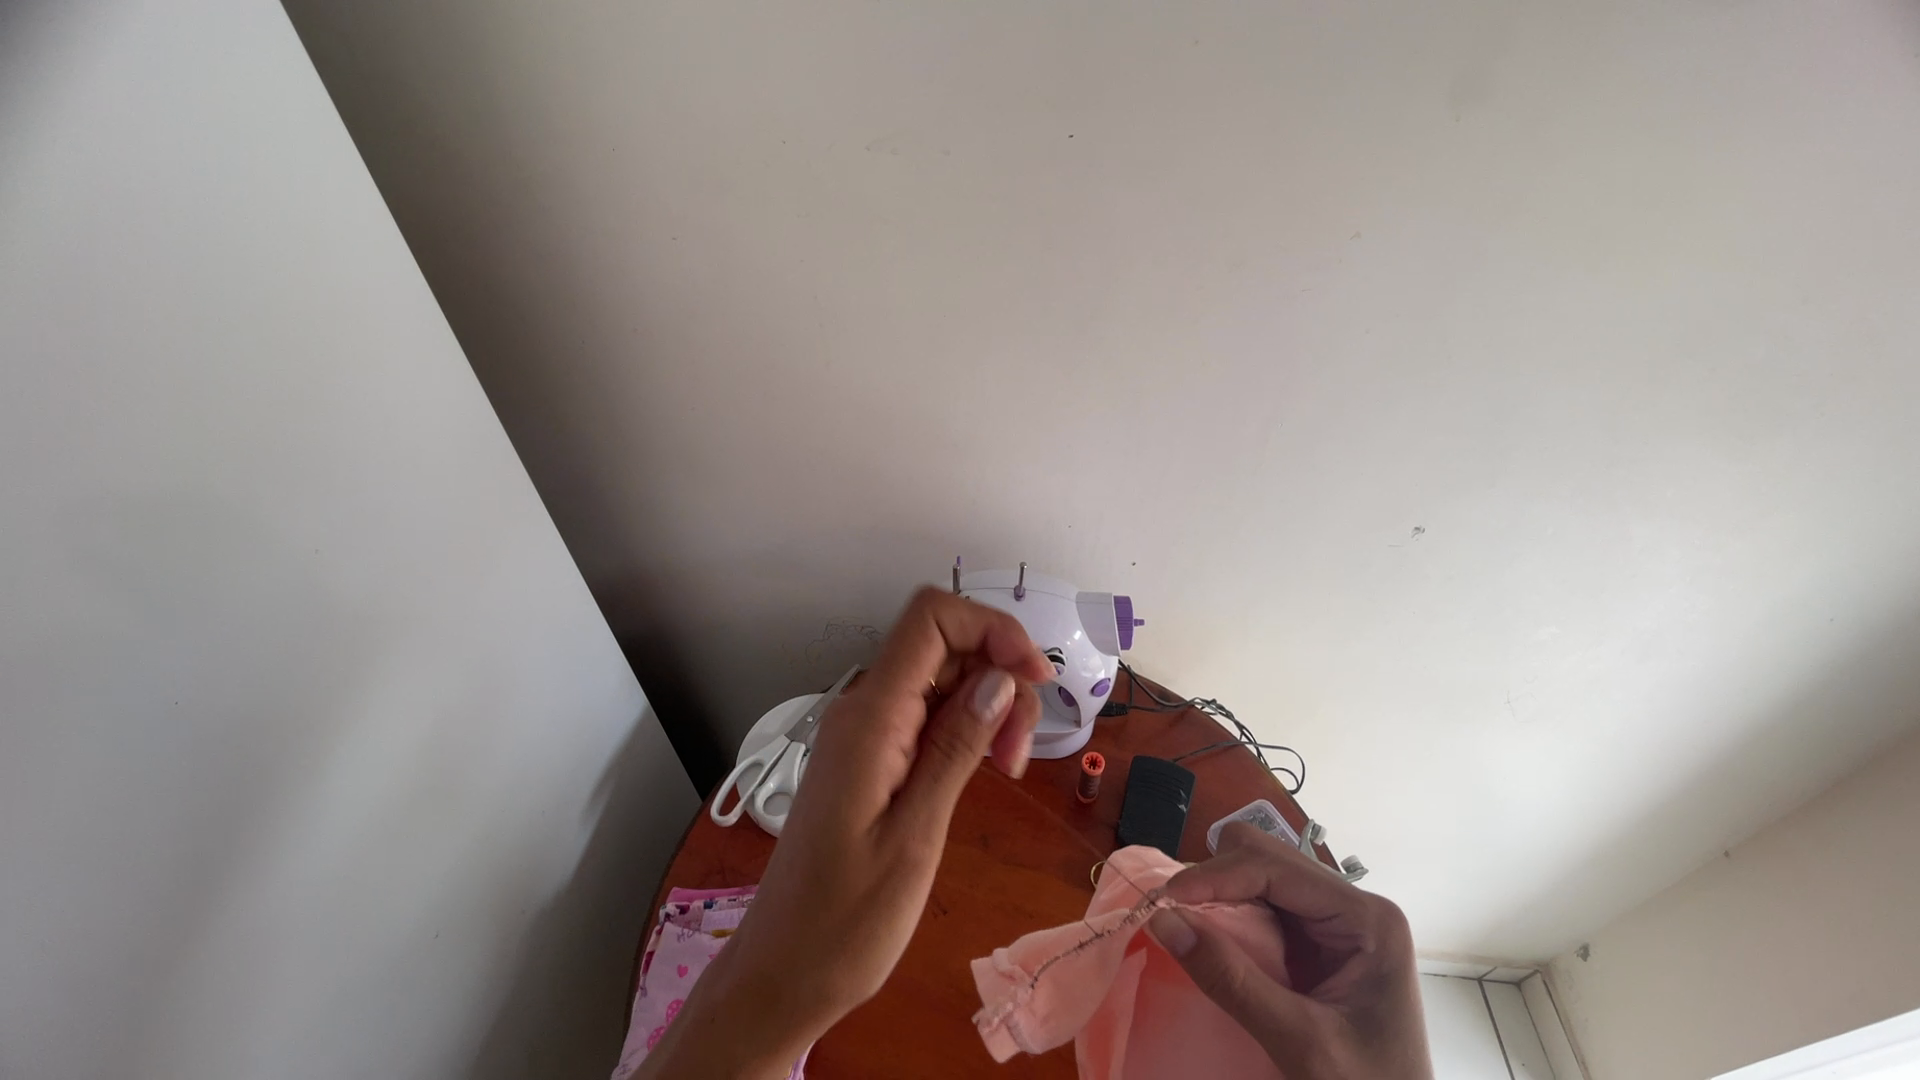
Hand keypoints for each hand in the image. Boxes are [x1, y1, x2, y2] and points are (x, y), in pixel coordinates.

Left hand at [638, 587, 1052, 1078]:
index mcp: (870, 718)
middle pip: (945, 646)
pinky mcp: (873, 756)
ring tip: (1007, 769)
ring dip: (990, 707)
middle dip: (1000, 677)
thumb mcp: (915, 836)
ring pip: (944, 679)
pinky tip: (985, 767)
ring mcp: (867, 732)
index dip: (991, 627)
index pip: (930, 618)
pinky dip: (968, 729)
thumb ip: (956, 748)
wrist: (782, 974)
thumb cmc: (845, 923)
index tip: (1036, 679)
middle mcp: (865, 709)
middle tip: (1020, 754)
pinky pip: (929, 715)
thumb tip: (1001, 679)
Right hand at [1146, 823, 1433, 1079]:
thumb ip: (1233, 981)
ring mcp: (1331, 921)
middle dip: (1214, 877)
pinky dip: (1226, 914)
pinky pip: (1257, 905)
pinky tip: (1211, 940)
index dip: (1215, 875)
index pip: (1275, 866)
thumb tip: (1163, 920)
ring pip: (1255, 874)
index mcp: (1365, 918)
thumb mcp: (1302, 1043)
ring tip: (1187, 925)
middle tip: (1174, 913)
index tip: (1164, 899)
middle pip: (1264, 856)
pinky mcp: (1312, 942)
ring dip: (1217, 893)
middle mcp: (1350, 905)